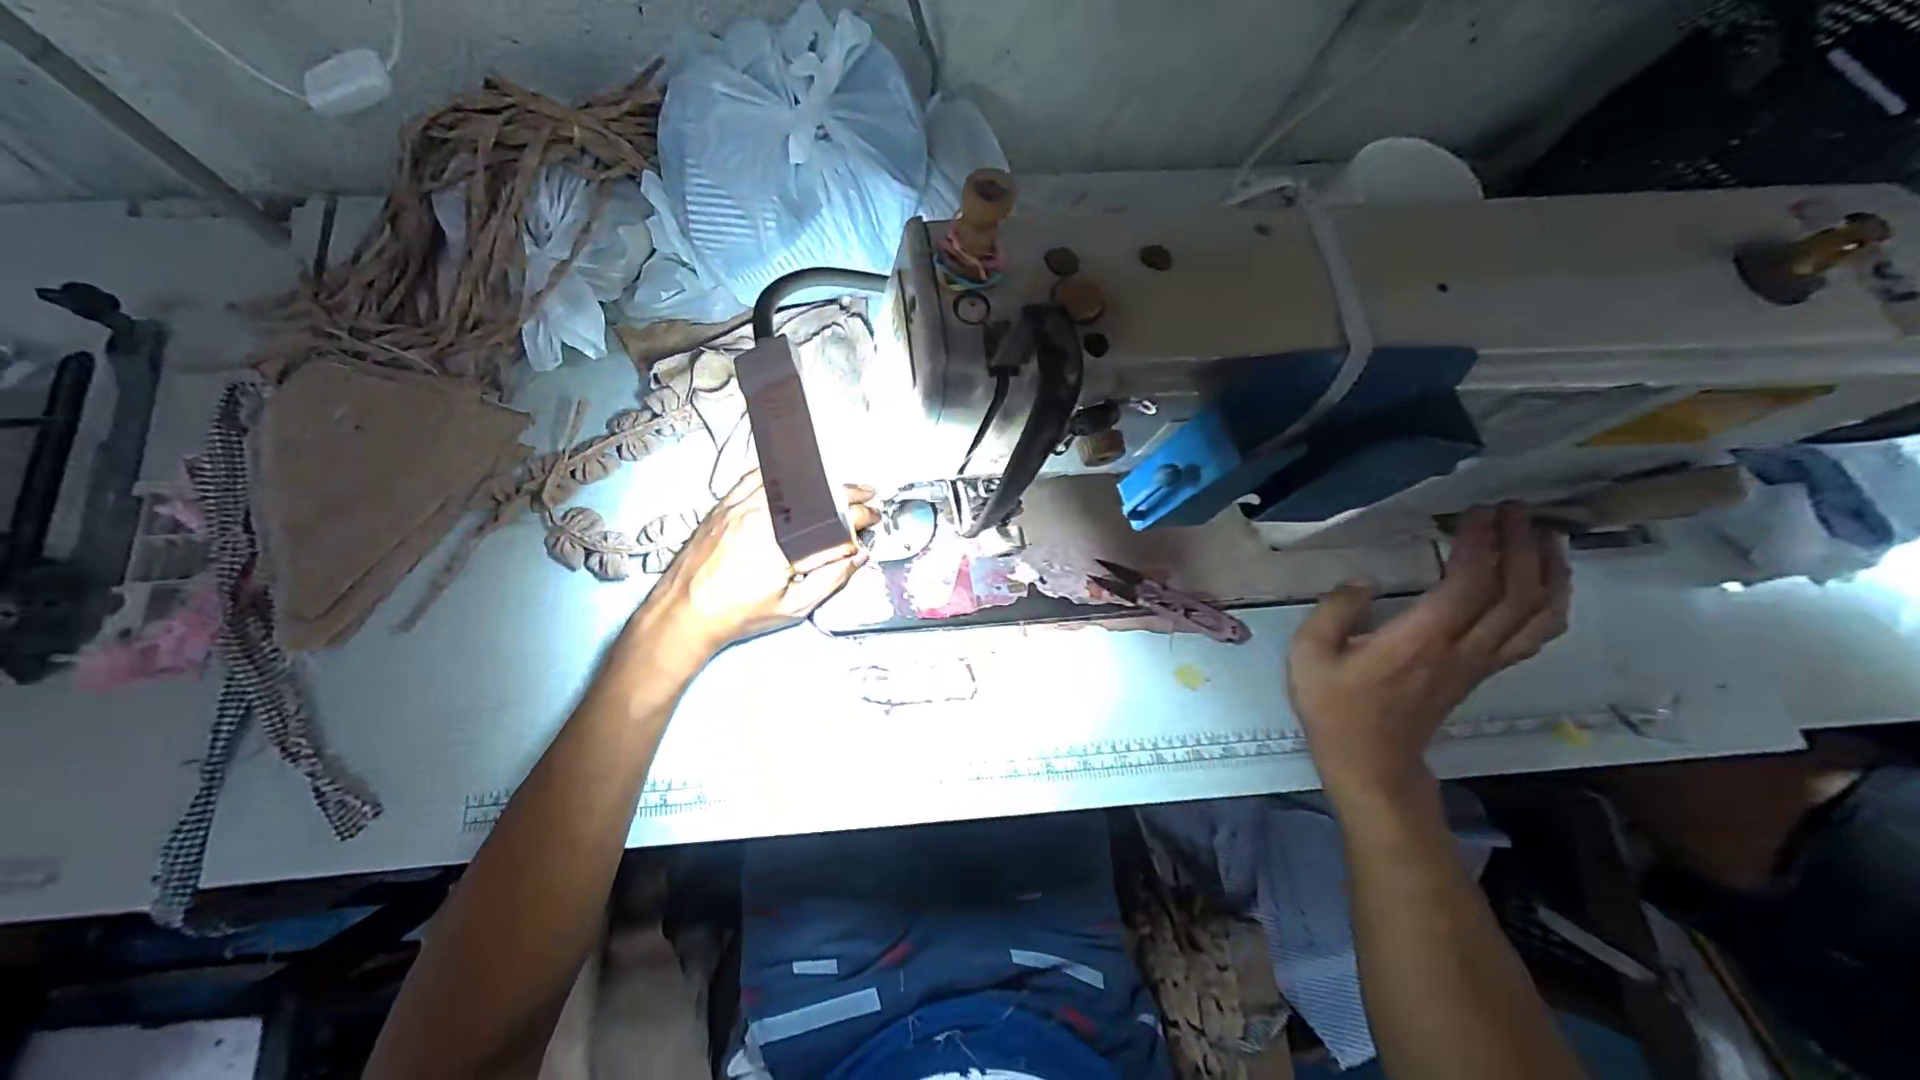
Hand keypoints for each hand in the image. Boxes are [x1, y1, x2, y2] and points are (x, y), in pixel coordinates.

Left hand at [635, 471, 878, 655]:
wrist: (683, 611)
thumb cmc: (732, 613)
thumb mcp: (793, 606)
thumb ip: (831, 579)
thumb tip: (857, 557)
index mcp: (785, 545)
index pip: (836, 523)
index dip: (862, 518)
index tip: (873, 519)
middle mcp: (763, 519)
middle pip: (818, 496)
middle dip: (850, 494)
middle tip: (866, 498)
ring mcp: (741, 507)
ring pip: (791, 482)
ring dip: (821, 481)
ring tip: (839, 484)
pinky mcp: (725, 505)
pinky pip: (757, 477)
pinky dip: (781, 474)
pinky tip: (795, 475)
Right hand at [1287, 504, 1570, 798]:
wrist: (1370, 760)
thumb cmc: (1335, 707)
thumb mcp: (1309, 655)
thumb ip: (1334, 610)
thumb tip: (1363, 581)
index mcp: (1421, 640)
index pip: (1470, 583)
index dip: (1483, 543)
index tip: (1478, 511)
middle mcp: (1463, 649)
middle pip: (1517, 593)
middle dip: (1523, 545)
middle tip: (1514, 509)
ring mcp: (1480, 663)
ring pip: (1539, 616)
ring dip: (1549, 572)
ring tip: (1545, 537)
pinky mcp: (1482, 672)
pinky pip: (1534, 636)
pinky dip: (1550, 605)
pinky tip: (1544, 585)